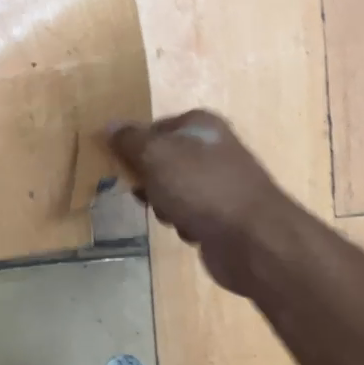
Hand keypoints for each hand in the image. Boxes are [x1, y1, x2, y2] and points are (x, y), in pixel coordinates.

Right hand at [106, 110, 292, 294]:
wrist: (254, 240)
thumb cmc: (200, 187)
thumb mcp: (154, 155)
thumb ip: (129, 140)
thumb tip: (110, 126)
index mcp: (200, 124)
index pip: (152, 128)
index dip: (133, 146)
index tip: (120, 166)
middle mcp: (213, 148)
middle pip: (161, 160)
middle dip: (148, 180)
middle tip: (145, 192)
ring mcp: (222, 182)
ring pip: (173, 189)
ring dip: (164, 204)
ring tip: (172, 215)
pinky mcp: (226, 214)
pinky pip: (190, 213)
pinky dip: (185, 223)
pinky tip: (190, 231)